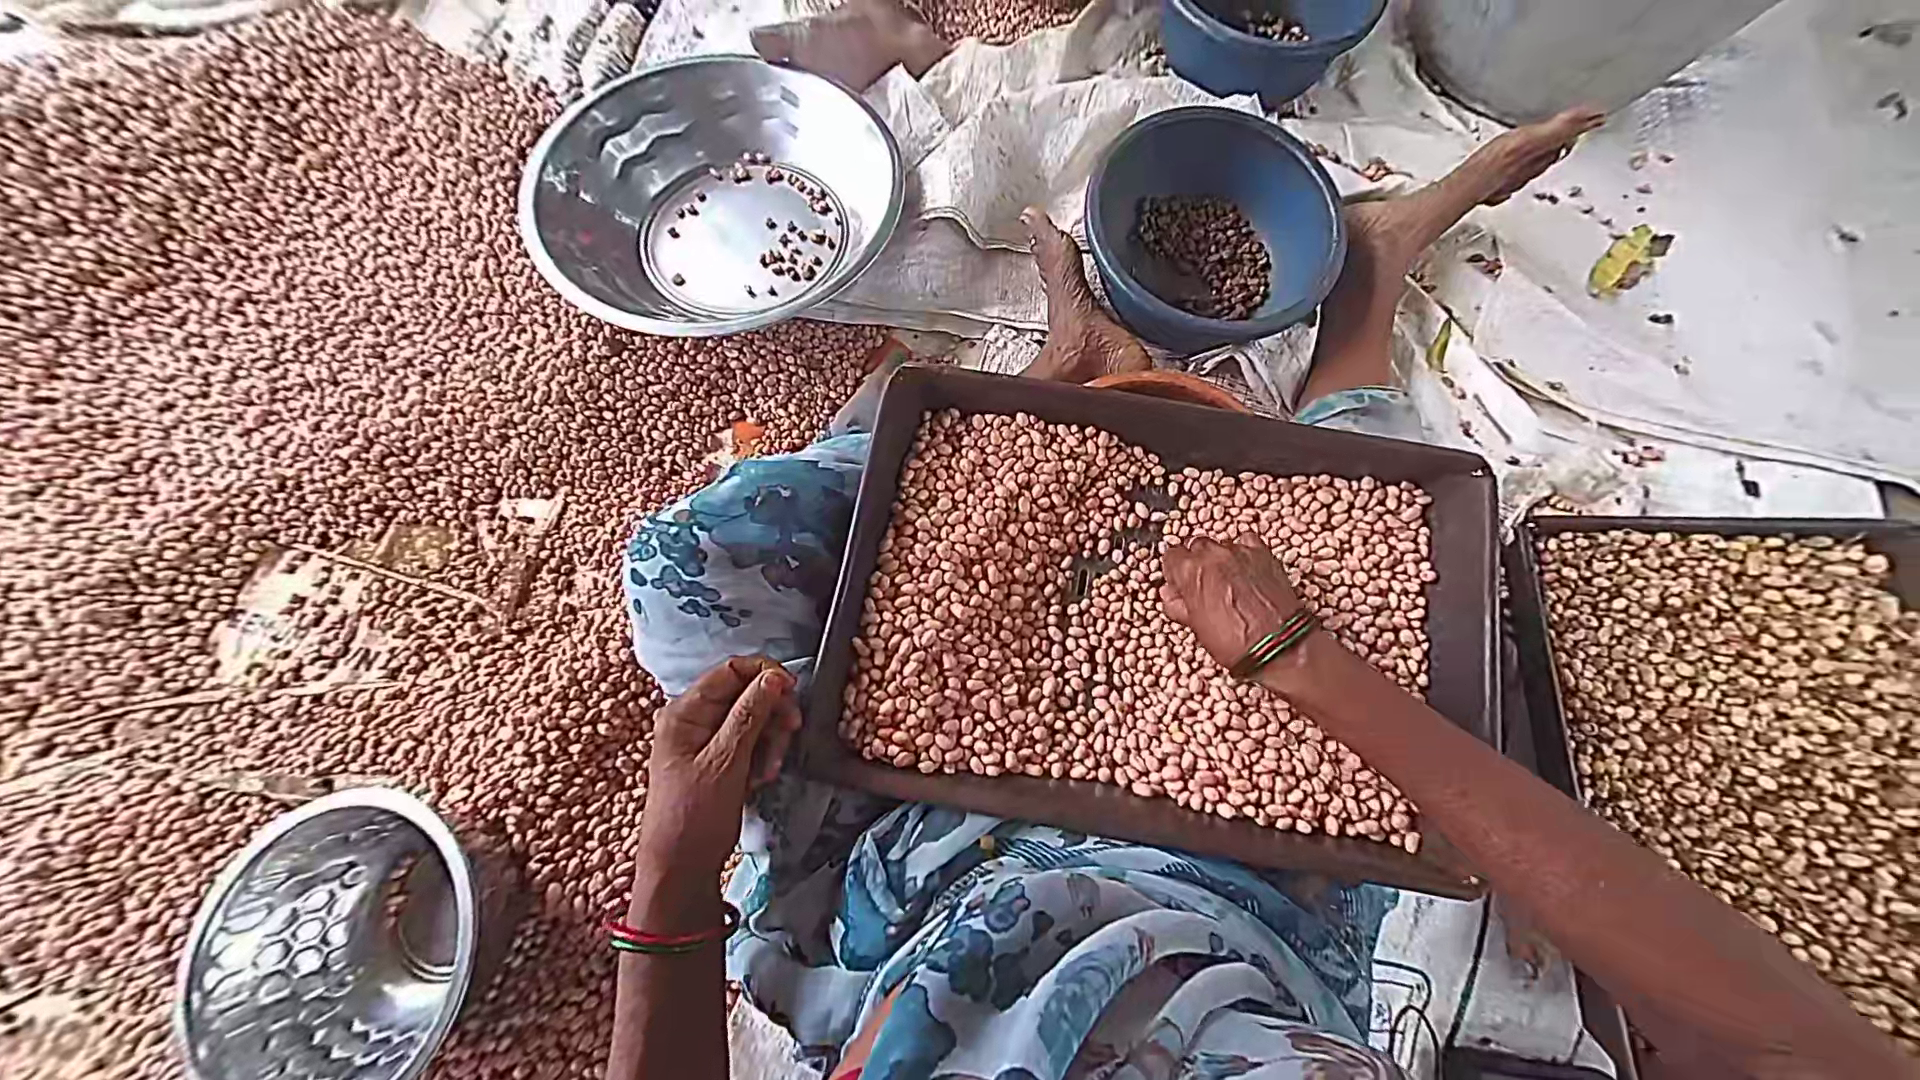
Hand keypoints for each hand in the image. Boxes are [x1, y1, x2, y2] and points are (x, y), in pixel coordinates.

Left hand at [638, 656, 801, 879]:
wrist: (681, 871)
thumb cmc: (695, 815)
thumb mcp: (725, 761)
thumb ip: (750, 714)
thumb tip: (774, 676)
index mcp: (685, 711)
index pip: (730, 670)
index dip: (765, 674)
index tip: (792, 690)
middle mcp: (695, 718)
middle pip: (746, 693)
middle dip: (772, 712)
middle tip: (791, 731)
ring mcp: (707, 739)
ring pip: (754, 717)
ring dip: (771, 738)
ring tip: (771, 768)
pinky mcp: (720, 758)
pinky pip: (752, 741)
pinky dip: (763, 754)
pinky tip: (763, 776)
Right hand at [1160, 534, 1314, 680]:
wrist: (1278, 646)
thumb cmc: (1237, 641)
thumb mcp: (1196, 625)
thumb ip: (1178, 604)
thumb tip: (1171, 596)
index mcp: (1190, 571)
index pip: (1171, 557)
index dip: (1175, 572)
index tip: (1179, 583)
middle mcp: (1213, 555)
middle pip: (1195, 546)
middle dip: (1196, 563)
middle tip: (1202, 585)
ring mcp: (1240, 553)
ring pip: (1221, 544)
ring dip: (1219, 558)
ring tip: (1226, 581)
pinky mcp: (1263, 555)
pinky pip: (1247, 542)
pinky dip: (1243, 552)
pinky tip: (1244, 569)